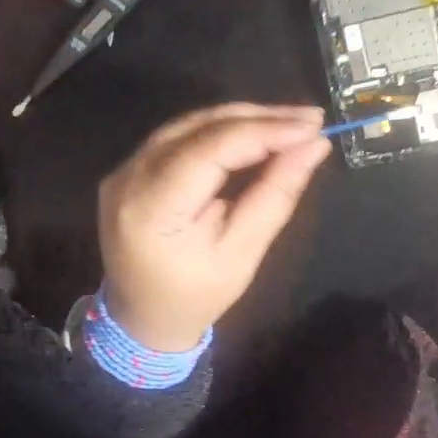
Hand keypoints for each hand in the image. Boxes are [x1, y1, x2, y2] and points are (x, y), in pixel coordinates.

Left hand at [100, 103, 332, 349]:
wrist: (143, 319)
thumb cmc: (197, 295)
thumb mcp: (243, 253)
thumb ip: (275, 195)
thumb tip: (314, 146)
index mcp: (152, 209)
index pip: (211, 149)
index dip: (265, 131)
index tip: (313, 127)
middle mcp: (129, 178)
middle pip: (199, 127)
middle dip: (259, 118)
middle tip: (311, 119)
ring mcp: (124, 170)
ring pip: (190, 124)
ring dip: (243, 119)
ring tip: (292, 123)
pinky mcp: (130, 168)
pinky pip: (180, 136)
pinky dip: (222, 130)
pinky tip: (256, 132)